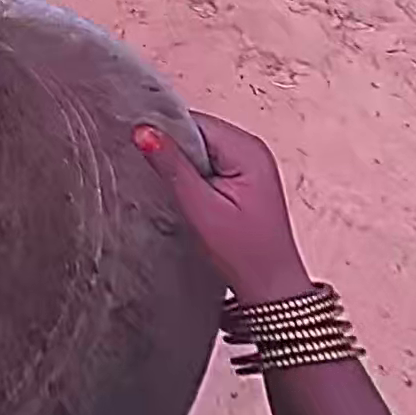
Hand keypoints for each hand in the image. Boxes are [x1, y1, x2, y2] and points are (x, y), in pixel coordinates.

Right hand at [135, 111, 311, 302]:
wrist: (272, 292)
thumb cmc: (245, 255)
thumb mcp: (201, 209)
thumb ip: (172, 166)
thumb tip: (143, 131)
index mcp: (247, 149)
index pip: (193, 122)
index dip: (167, 134)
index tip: (145, 149)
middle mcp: (251, 147)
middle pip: (196, 130)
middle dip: (175, 150)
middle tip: (163, 177)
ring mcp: (248, 160)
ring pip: (198, 144)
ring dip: (183, 162)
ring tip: (180, 188)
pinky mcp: (242, 173)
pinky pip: (206, 158)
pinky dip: (192, 171)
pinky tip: (189, 191)